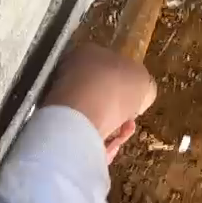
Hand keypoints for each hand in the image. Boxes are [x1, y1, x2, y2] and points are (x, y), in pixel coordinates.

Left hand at [40, 44, 155, 160]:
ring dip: (112, 129)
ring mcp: (61, 99)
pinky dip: (98, 144)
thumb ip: (143, 86)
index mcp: (90, 53)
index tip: (136, 100)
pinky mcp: (56, 126)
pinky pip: (83, 135)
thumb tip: (138, 96)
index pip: (111, 66)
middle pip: (103, 94)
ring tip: (121, 137)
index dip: (128, 85)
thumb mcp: (144, 82)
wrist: (81, 117)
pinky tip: (108, 149)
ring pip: (94, 117)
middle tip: (130, 122)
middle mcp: (71, 72)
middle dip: (120, 111)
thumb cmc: (115, 89)